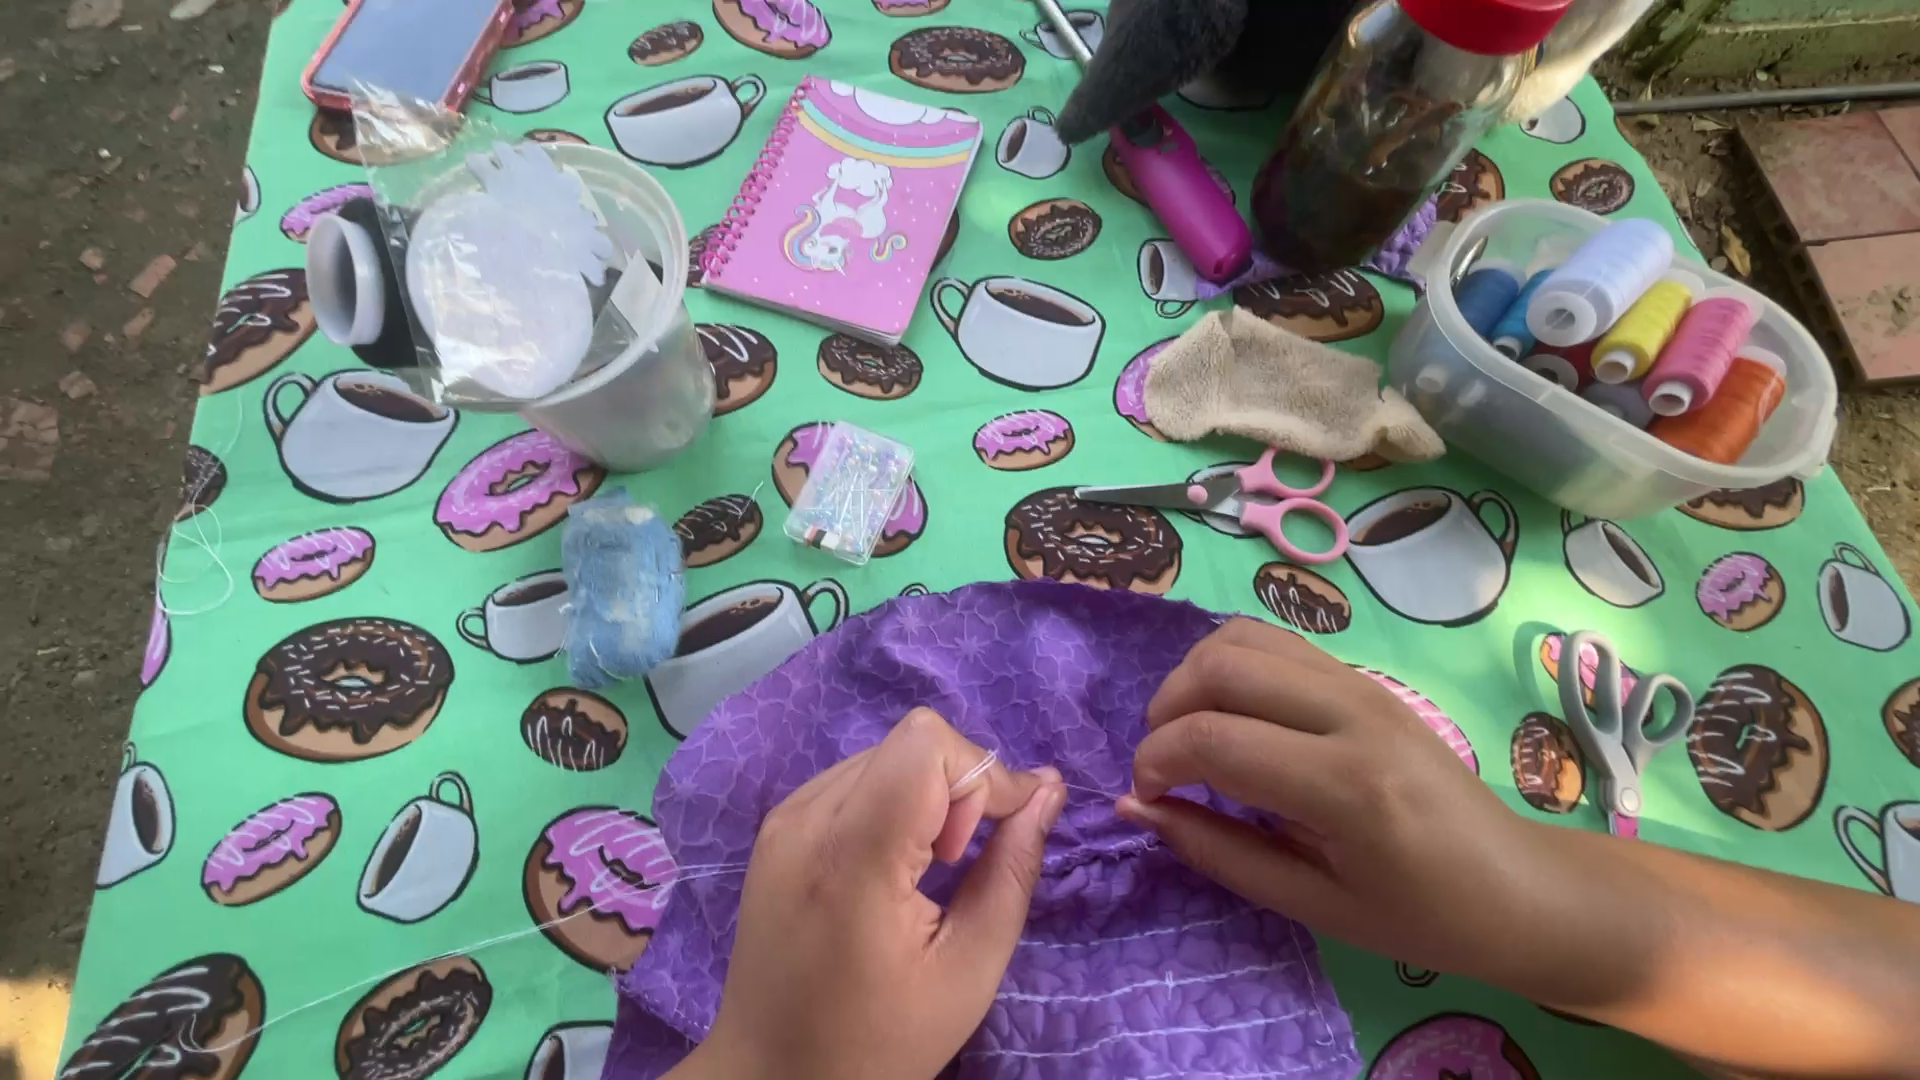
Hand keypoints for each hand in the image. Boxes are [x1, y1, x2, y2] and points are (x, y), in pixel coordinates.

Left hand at [688, 708, 1065, 1079]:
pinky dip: (895, 801)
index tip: (1003, 833)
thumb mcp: (968, 970)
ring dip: (928, 793)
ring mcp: (787, 814)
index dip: (982, 775)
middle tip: (959, 860)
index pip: (927, 744)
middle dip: (960, 786)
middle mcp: (809, 815)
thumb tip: (1049, 787)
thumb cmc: (877, 1041)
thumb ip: (1014, 869)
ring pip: (888, 753)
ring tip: (928, 866)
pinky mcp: (780, 822)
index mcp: (852, 854)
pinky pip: (858, 775)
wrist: (770, 1076)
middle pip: (911, 742)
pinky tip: (892, 862)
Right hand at [1116, 618, 1552, 987]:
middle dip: (1165, 710)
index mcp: (1346, 786)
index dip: (1156, 761)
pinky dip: (1226, 661)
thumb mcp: (1311, 905)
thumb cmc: (1420, 916)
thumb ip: (1214, 850)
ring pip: (1238, 638)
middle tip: (1163, 759)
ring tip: (1189, 727)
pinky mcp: (1358, 672)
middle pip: (1219, 669)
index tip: (1147, 795)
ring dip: (1191, 676)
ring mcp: (1358, 680)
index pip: (1214, 740)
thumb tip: (1134, 806)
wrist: (1522, 887)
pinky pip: (1269, 637)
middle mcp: (1351, 712)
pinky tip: (1229, 707)